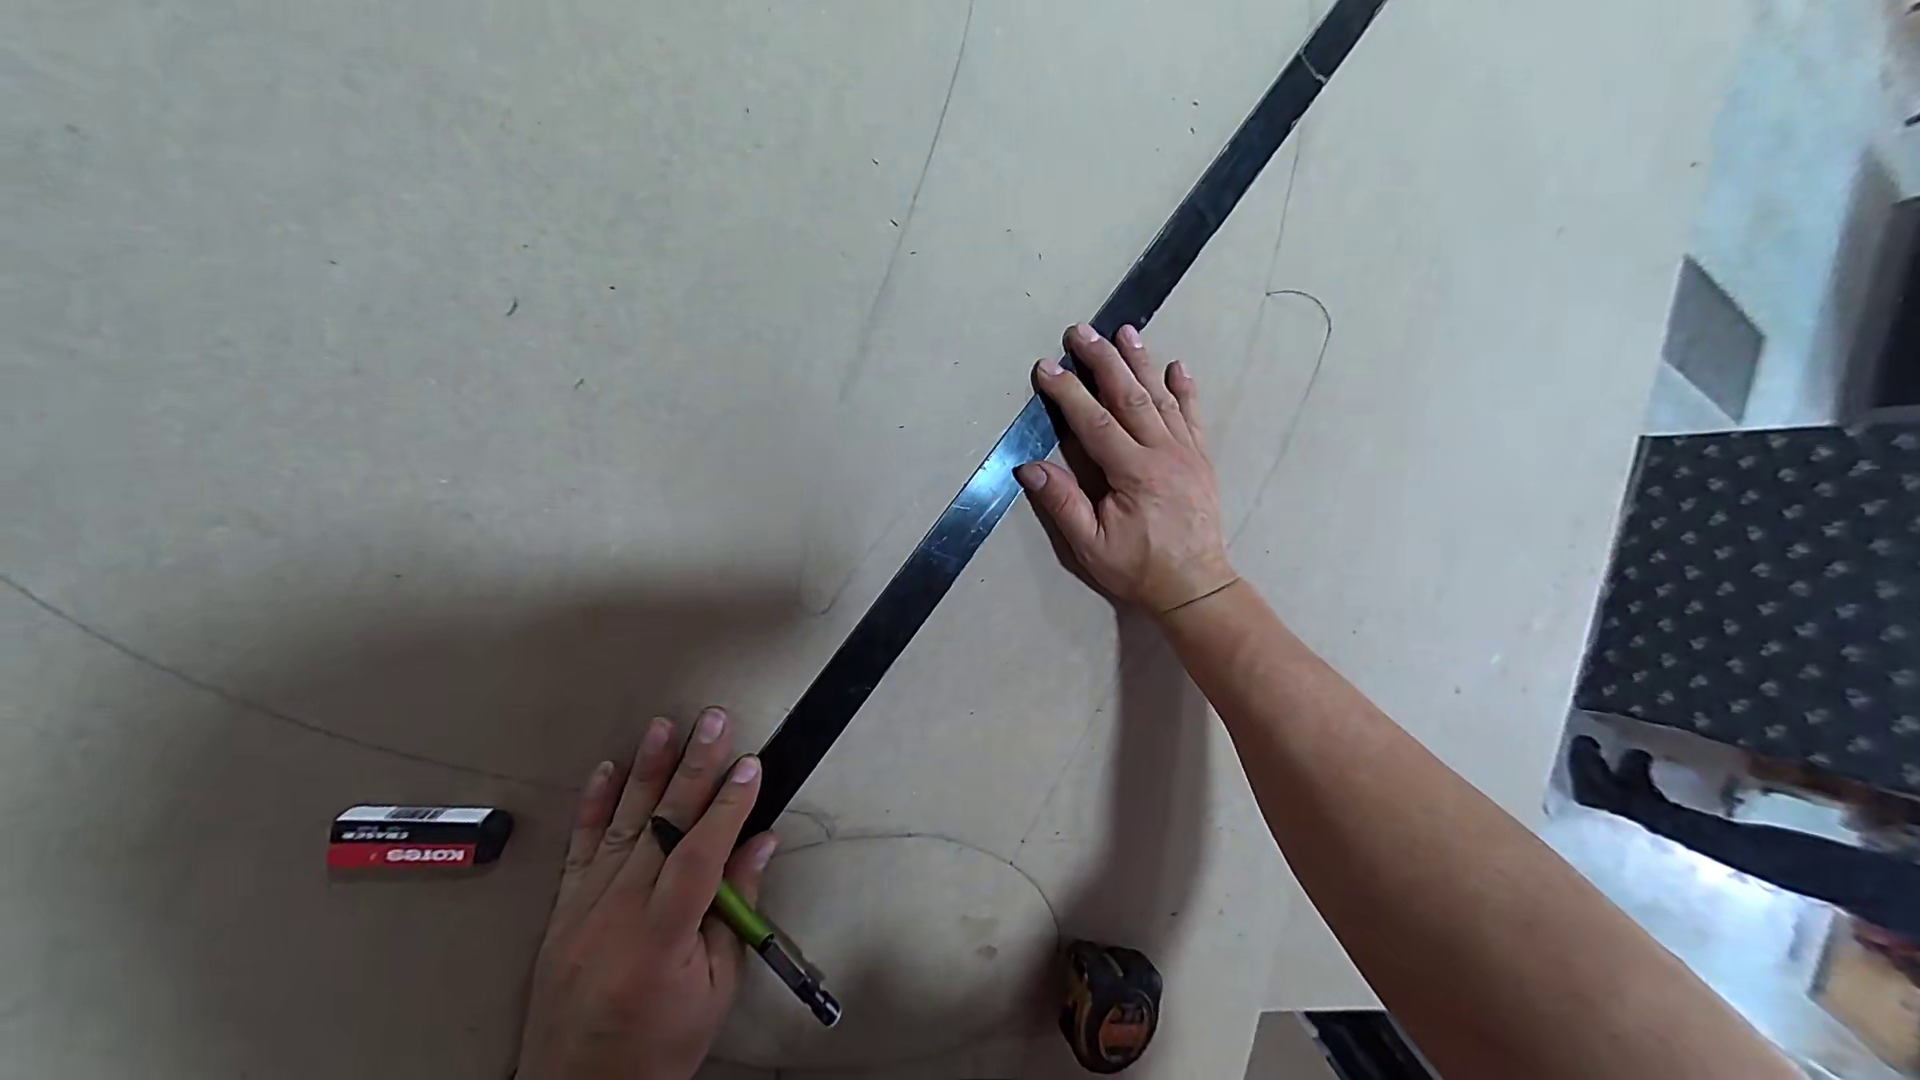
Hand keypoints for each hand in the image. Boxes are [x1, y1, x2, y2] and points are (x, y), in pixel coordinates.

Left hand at [516, 707, 779, 1079]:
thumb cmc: (661, 1047)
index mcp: (660, 942)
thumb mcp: (717, 988)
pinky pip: (578, 851)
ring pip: (620, 827)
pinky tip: (607, 770)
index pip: (699, 856)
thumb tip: (761, 842)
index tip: (750, 765)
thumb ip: (738, 908)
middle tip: (713, 721)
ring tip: (664, 727)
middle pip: (661, 827)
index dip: (727, 806)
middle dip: (693, 767)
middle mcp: (615, 917)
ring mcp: (581, 911)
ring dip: (646, 771)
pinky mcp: (561, 913)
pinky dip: (593, 807)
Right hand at [1016, 323, 1238, 612]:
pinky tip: (1177, 366)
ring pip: (1161, 398)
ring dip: (1141, 362)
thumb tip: (1030, 467)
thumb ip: (1063, 504)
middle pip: (1129, 396)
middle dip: (1103, 361)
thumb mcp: (1091, 547)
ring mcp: (1187, 453)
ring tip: (1125, 331)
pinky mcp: (1201, 459)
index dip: (1068, 393)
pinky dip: (1185, 389)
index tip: (1046, 367)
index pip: (1095, 422)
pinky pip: (1193, 415)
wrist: (1196, 586)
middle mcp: (1164, 453)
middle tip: (1081, 331)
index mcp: (1135, 473)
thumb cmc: (1139, 569)